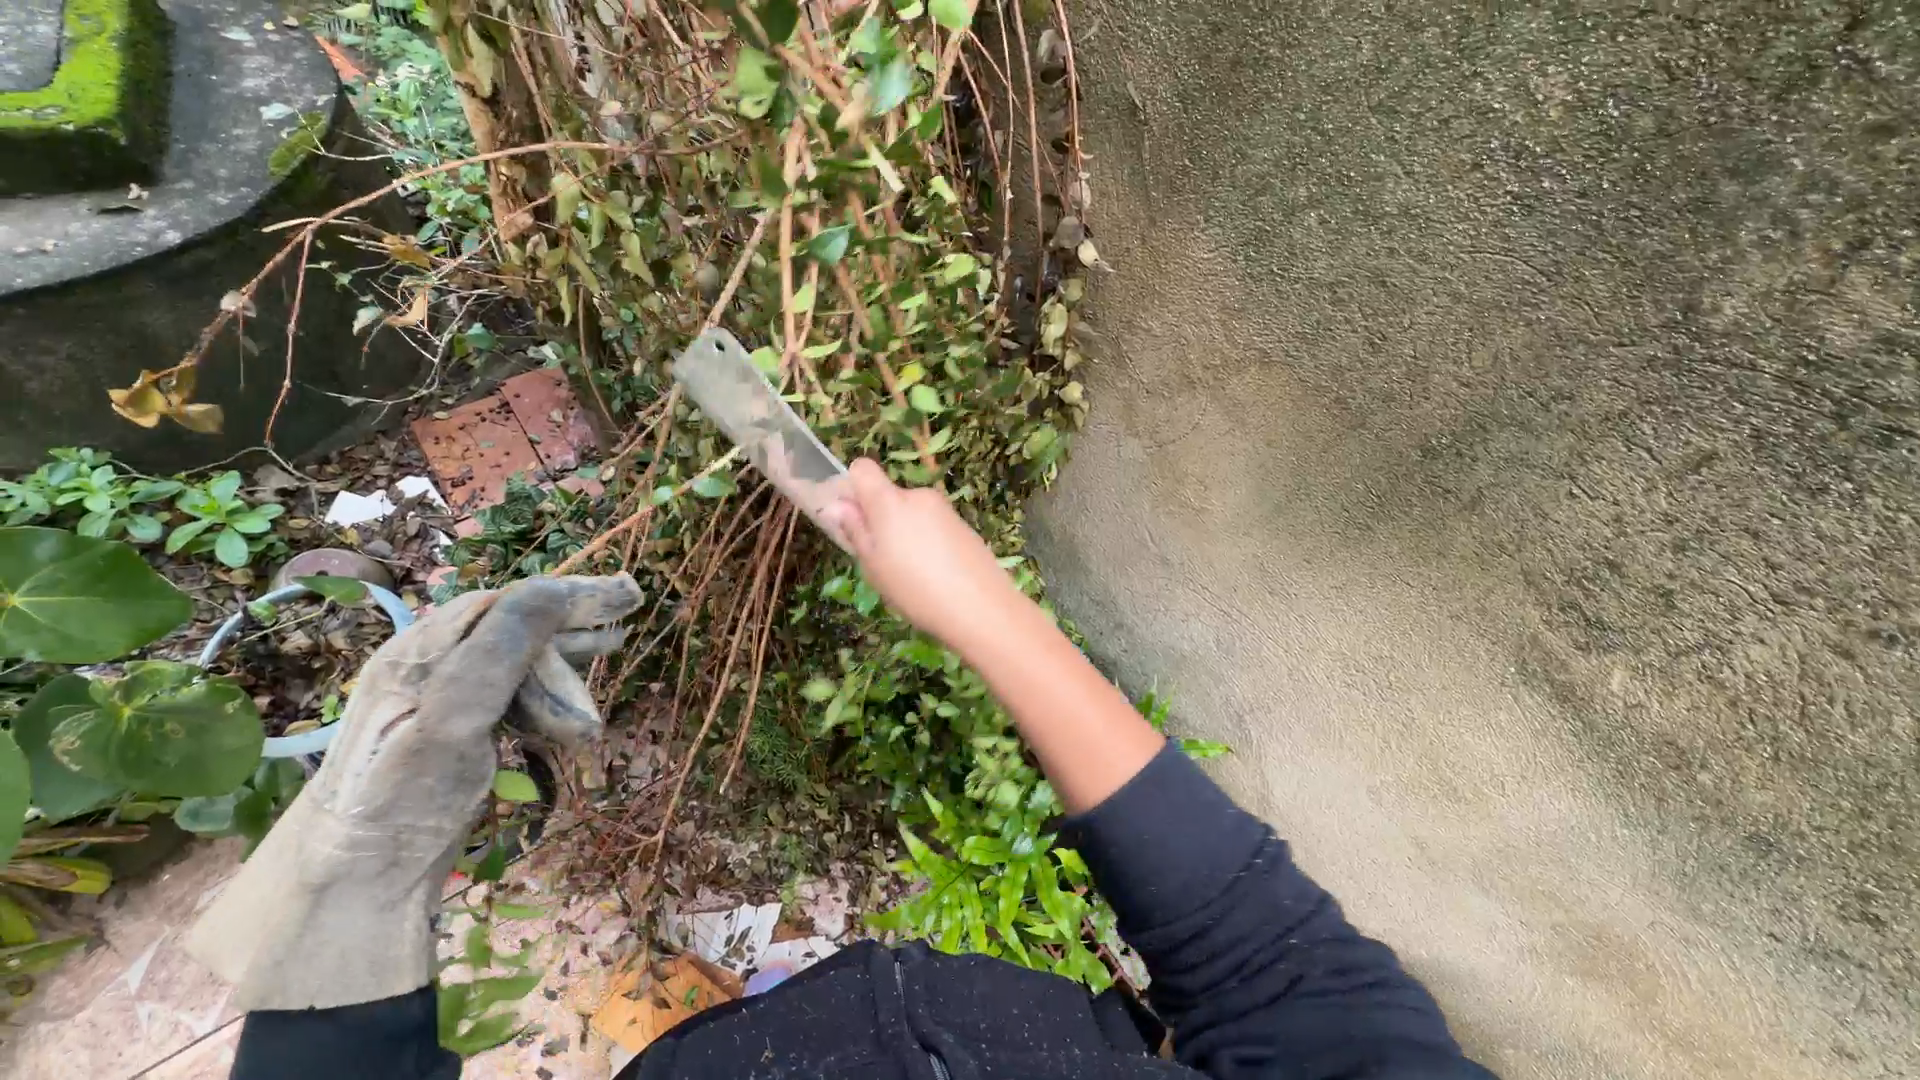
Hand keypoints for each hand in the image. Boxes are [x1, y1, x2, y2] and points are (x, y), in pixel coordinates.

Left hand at [188, 574, 641, 1010]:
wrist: (353, 886)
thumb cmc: (401, 798)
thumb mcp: (454, 715)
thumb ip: (501, 649)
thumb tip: (556, 588)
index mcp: (422, 651)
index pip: (508, 602)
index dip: (569, 594)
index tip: (627, 594)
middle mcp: (431, 667)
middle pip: (516, 628)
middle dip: (574, 623)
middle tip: (629, 614)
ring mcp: (443, 702)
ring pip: (519, 664)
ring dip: (567, 662)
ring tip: (614, 647)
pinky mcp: (457, 736)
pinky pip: (513, 696)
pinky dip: (549, 695)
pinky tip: (572, 698)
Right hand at [825, 459, 1023, 653]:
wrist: (982, 607)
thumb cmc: (915, 589)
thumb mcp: (874, 566)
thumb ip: (855, 531)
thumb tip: (837, 505)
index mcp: (890, 501)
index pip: (862, 468)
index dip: (852, 488)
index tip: (853, 520)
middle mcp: (918, 496)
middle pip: (888, 496)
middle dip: (881, 520)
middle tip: (882, 561)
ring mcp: (944, 510)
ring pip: (911, 514)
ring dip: (905, 534)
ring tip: (912, 575)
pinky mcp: (963, 526)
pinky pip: (933, 526)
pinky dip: (927, 543)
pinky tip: (936, 576)